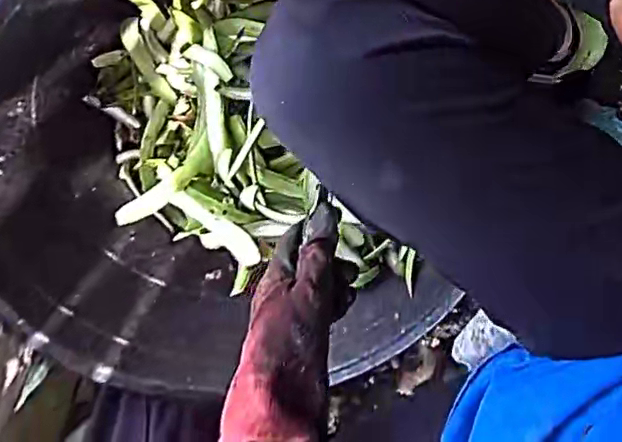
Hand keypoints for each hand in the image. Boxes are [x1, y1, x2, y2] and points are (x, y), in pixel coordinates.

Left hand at [221, 197, 352, 441]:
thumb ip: (317, 253)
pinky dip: (334, 301)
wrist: (282, 409)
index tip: (335, 215)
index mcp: (273, 279)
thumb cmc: (289, 348)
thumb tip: (323, 212)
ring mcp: (290, 316)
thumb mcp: (308, 291)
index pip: (294, 238)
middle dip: (331, 258)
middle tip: (348, 265)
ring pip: (317, 284)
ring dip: (336, 281)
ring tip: (348, 290)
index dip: (314, 225)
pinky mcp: (302, 336)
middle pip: (308, 261)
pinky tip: (343, 308)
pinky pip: (321, 306)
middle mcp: (279, 295)